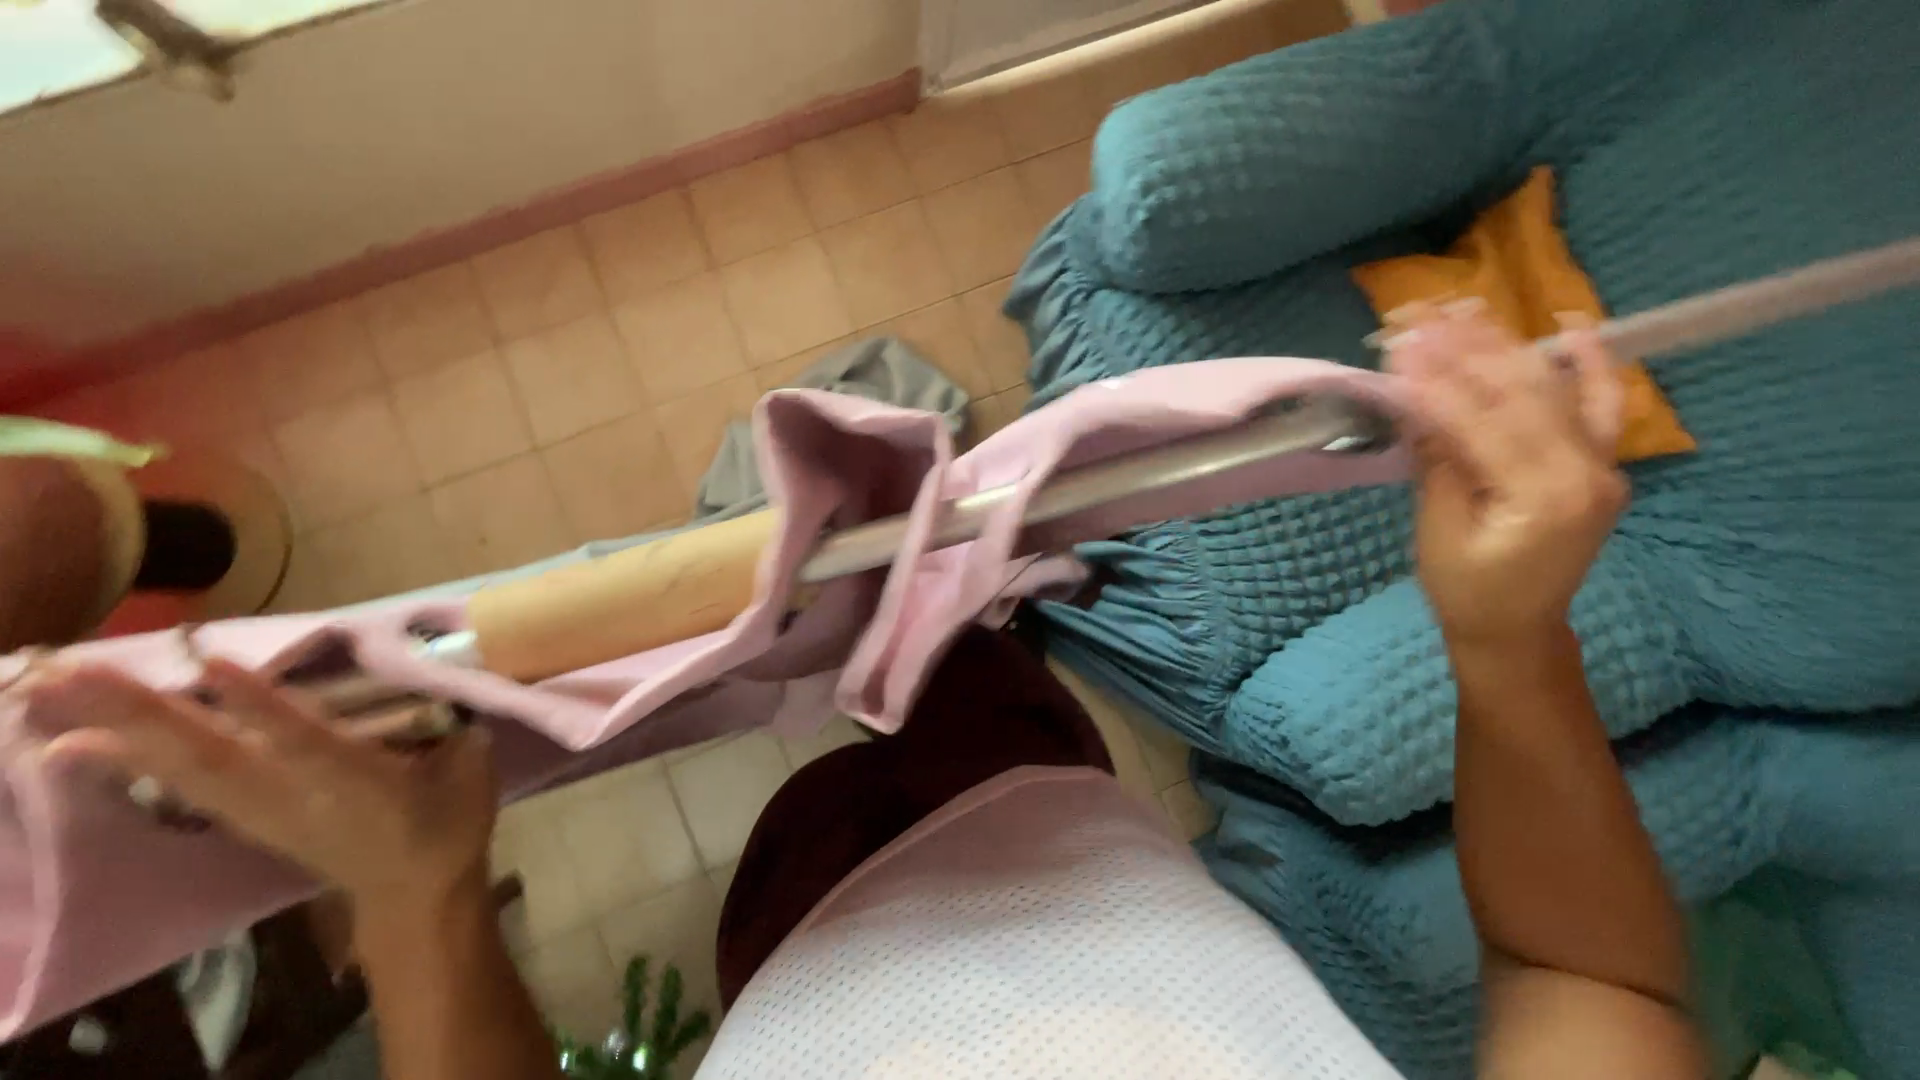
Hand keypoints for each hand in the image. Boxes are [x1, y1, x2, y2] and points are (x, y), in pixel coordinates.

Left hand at [31, 660, 497, 919]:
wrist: (414, 893)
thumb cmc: (447, 828)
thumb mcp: (471, 772)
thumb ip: (456, 725)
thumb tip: (443, 677)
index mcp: (354, 785)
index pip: (300, 741)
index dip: (258, 705)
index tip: (209, 664)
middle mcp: (291, 798)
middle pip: (209, 755)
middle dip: (142, 714)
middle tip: (71, 672)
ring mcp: (260, 811)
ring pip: (181, 767)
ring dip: (117, 730)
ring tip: (53, 693)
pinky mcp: (246, 817)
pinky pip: (181, 784)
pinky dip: (128, 761)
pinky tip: (80, 744)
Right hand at [1391, 305, 1628, 647]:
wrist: (1516, 627)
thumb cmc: (1466, 589)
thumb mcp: (1439, 529)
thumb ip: (1438, 460)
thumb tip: (1414, 398)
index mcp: (1544, 499)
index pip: (1483, 422)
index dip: (1438, 380)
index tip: (1400, 344)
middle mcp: (1587, 473)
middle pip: (1520, 394)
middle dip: (1467, 351)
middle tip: (1423, 315)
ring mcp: (1602, 465)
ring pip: (1553, 390)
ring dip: (1505, 346)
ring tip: (1465, 309)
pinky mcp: (1601, 462)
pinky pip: (1600, 405)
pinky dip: (1590, 363)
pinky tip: (1573, 325)